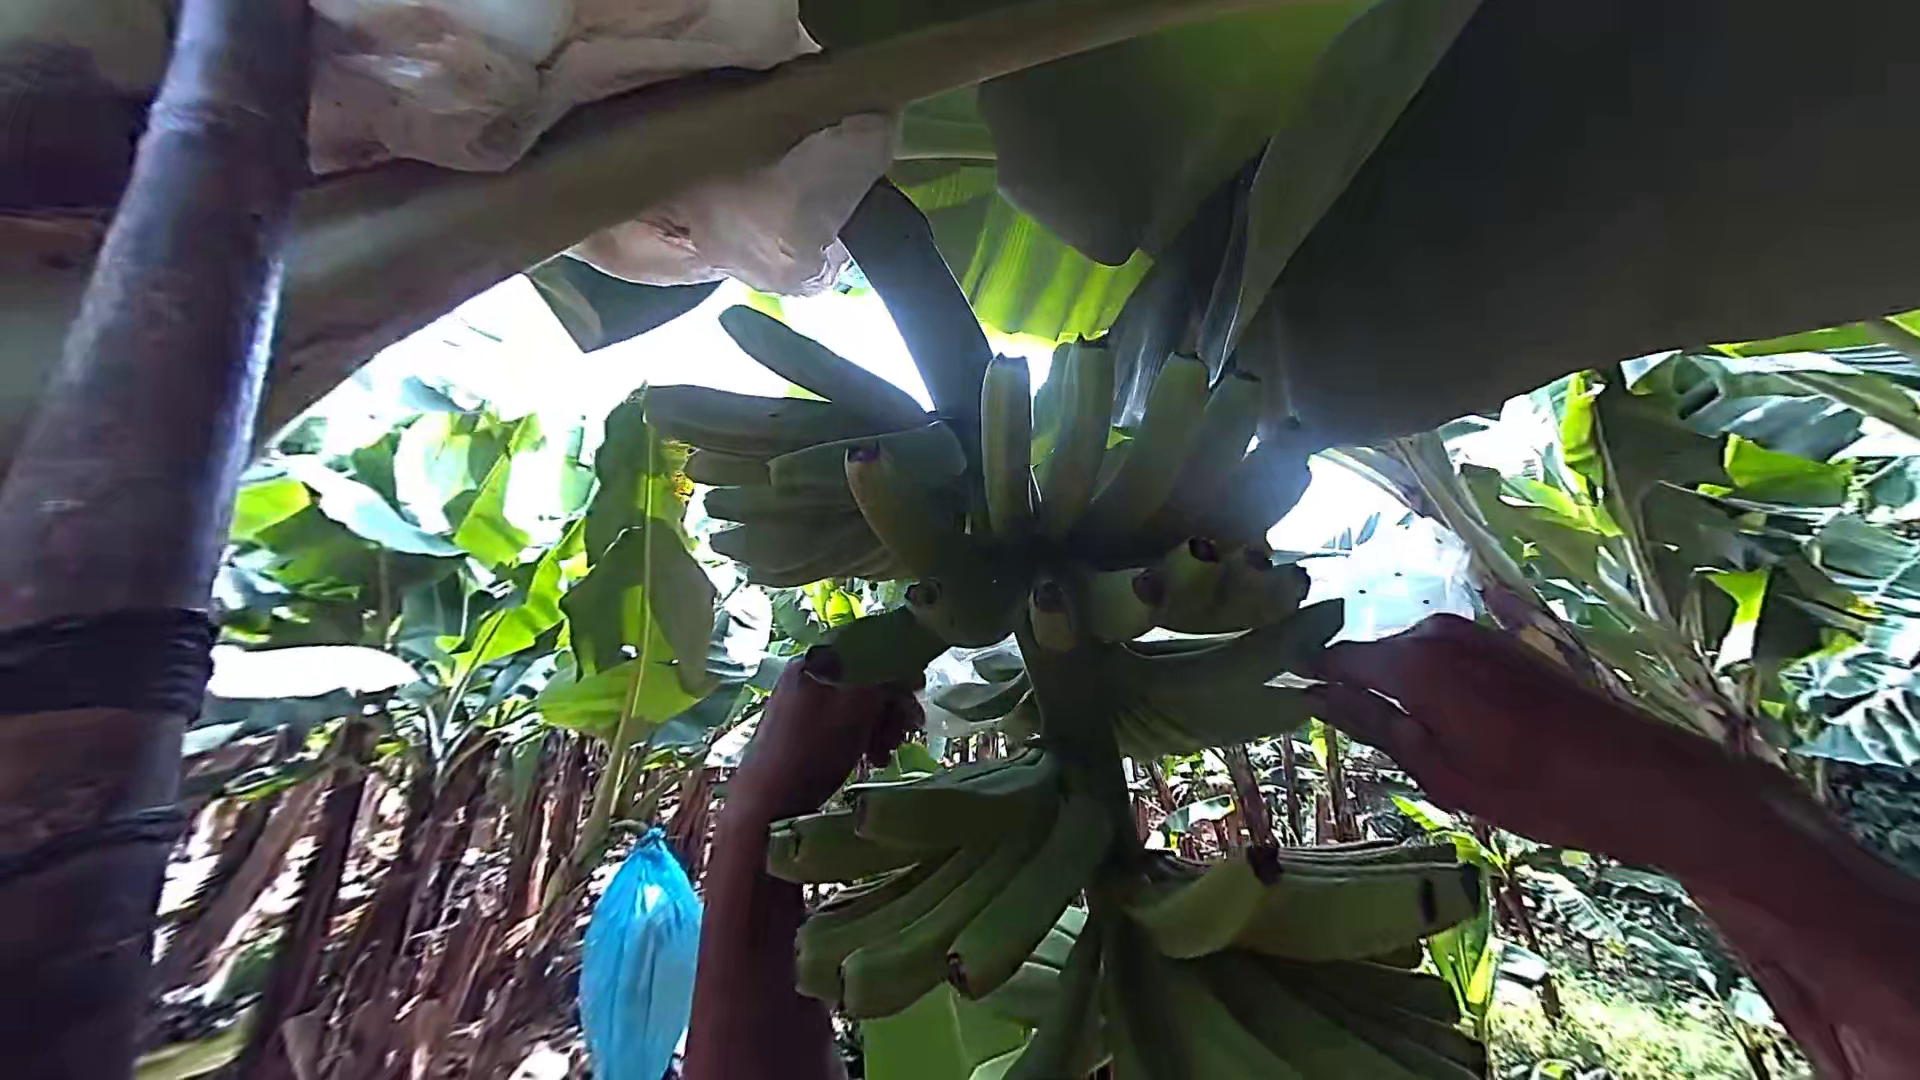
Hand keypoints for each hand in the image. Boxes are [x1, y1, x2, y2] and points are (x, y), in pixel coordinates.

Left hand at [722, 645, 922, 826]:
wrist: (765, 806)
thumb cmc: (811, 750)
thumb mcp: (856, 709)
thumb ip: (884, 682)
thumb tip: (911, 671)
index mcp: (818, 660)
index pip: (870, 648)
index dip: (898, 669)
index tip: (918, 694)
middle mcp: (810, 674)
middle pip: (867, 677)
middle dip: (892, 705)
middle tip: (906, 732)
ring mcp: (805, 702)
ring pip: (859, 703)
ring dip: (882, 725)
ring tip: (887, 752)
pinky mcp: (804, 730)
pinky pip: (845, 722)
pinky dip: (864, 736)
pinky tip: (873, 759)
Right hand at [1306, 614, 1749, 868]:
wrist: (1659, 784)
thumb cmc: (1538, 790)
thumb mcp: (1438, 769)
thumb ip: (1368, 723)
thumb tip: (1307, 696)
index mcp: (1412, 662)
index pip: (1331, 658)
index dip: (1305, 675)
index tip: (1284, 693)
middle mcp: (1433, 632)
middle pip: (1365, 656)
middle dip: (1352, 687)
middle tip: (1364, 738)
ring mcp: (1468, 631)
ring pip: (1399, 655)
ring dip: (1391, 686)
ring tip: (1413, 735)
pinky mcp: (1495, 639)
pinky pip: (1432, 654)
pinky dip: (1423, 680)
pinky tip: (1449, 719)